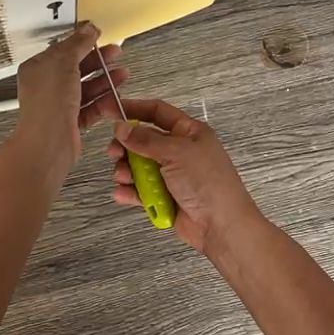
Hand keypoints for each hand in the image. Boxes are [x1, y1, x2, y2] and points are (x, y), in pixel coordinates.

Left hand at [10, 23, 127, 173]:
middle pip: (76, 68)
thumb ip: (78, 43)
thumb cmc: (48, 103)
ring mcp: (59, 105)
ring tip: (122, 74)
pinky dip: (104, 101)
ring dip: (105, 80)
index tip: (98, 36)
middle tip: (115, 52)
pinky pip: (91, 108)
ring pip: (86, 89)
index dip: (81, 42)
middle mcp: (47, 87)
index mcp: (38, 68)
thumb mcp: (64, 62)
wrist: (48, 142)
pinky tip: (117, 95)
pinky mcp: (71, 122)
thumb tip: (88, 28)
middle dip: (98, 60)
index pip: (62, 50)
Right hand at [106, 99, 264, 256]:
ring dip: (127, 171)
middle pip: (143, 141)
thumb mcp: (176, 152)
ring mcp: (172, 175)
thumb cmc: (206, 181)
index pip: (158, 112)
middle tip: (113, 153)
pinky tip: (122, 193)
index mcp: (188, 132)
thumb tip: (120, 127)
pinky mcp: (165, 197)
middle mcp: (179, 151)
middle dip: (126, 146)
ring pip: (139, 166)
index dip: (135, 109)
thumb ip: (145, 139)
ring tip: (123, 177)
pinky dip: (130, 191)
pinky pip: (141, 190)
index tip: (112, 111)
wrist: (221, 225)